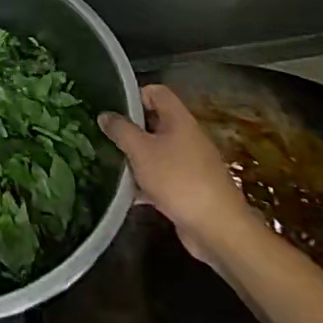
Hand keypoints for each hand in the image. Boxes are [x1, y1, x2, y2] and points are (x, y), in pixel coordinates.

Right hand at [100, 85, 260, 261]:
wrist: (217, 229)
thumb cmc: (178, 180)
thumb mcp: (141, 150)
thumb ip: (120, 130)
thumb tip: (105, 115)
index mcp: (179, 120)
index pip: (157, 92)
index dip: (135, 95)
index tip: (113, 110)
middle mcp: (186, 138)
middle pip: (154, 122)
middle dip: (129, 129)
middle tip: (105, 136)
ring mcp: (189, 164)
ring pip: (155, 151)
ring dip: (135, 157)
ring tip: (109, 163)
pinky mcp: (188, 188)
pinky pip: (161, 176)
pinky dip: (144, 181)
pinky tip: (126, 192)